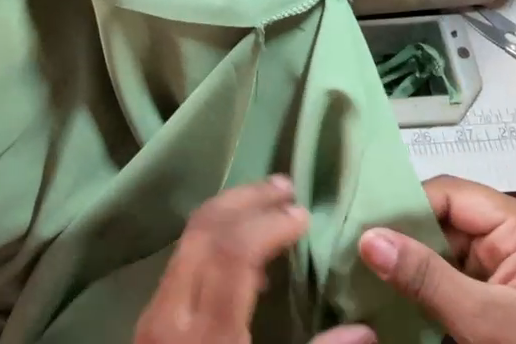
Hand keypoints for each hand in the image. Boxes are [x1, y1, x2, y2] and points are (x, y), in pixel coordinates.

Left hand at [135, 175, 377, 343]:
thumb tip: (365, 331)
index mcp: (205, 333)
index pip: (231, 252)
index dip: (268, 224)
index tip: (302, 214)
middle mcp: (170, 312)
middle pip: (204, 230)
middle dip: (246, 200)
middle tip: (286, 186)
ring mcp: (154, 315)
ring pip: (187, 240)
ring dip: (229, 214)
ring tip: (268, 206)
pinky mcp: (150, 323)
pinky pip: (182, 262)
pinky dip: (213, 242)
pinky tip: (241, 254)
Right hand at [357, 176, 515, 343]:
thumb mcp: (488, 322)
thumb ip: (427, 277)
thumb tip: (366, 236)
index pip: (449, 194)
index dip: (403, 207)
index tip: (356, 225)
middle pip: (444, 220)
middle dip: (402, 238)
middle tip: (349, 249)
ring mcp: (511, 268)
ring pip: (444, 251)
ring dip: (409, 265)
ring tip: (359, 269)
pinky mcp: (504, 299)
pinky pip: (454, 280)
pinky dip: (426, 290)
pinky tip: (389, 294)